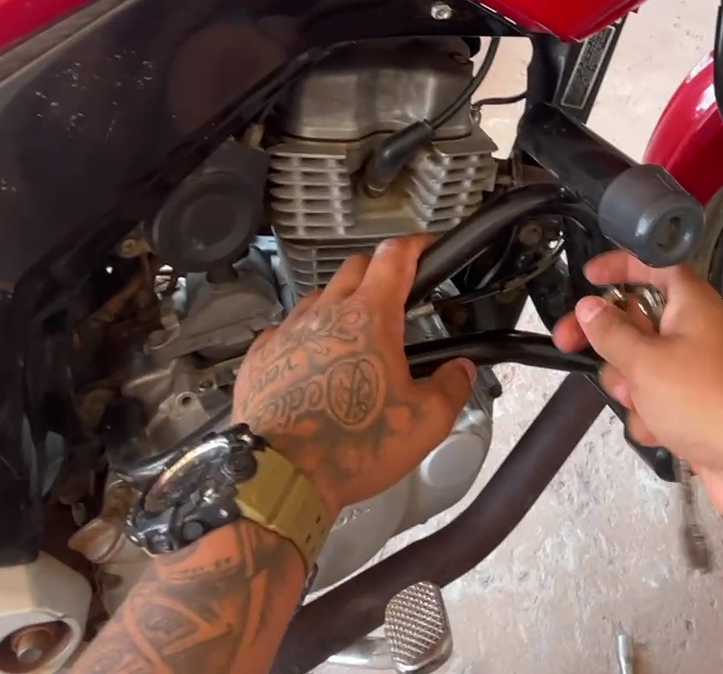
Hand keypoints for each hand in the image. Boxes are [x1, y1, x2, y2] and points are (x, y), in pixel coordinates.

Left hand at [232, 235, 475, 514]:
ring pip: (320, 295)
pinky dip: (305, 332)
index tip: (427, 245)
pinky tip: (313, 356)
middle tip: (397, 291)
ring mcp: (289, 332)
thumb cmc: (352, 447)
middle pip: (356, 267)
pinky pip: (285, 328)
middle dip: (381, 269)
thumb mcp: (425, 421)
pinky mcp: (261, 357)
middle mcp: (327, 314)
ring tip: (356, 330)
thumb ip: (453, 386)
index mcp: (370, 317)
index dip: (416, 243)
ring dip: (342, 301)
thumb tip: (461, 370)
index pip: (395, 256)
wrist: (280, 478)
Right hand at [552, 250, 722, 522]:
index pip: (652, 265)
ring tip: (641, 403)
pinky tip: (661, 431)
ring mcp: (693, 370)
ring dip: (629, 386)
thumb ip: (610, 333)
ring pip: (639, 365)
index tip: (587, 277)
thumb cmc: (707, 400)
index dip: (620, 265)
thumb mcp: (646, 362)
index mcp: (690, 303)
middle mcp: (692, 330)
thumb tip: (588, 306)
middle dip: (609, 341)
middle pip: (635, 320)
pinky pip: (654, 400)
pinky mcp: (692, 406)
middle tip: (567, 342)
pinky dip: (650, 415)